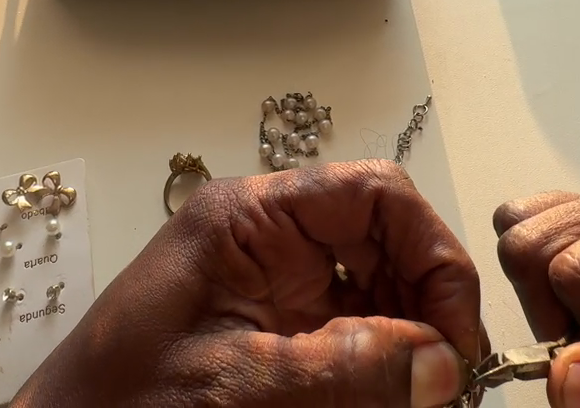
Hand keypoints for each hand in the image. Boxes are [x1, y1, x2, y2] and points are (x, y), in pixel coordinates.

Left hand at [15, 159, 486, 407]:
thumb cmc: (125, 404)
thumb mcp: (236, 385)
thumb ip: (342, 371)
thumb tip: (445, 363)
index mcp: (250, 216)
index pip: (369, 192)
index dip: (428, 249)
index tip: (454, 335)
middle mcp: (269, 236)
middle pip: (382, 238)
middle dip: (425, 302)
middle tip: (446, 383)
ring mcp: (274, 283)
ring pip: (375, 287)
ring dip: (410, 338)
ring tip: (422, 397)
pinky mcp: (275, 328)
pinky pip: (352, 329)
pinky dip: (382, 364)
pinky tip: (388, 398)